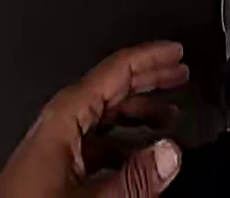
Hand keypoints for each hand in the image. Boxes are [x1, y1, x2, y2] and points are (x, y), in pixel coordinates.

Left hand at [0, 41, 189, 197]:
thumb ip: (136, 178)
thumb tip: (171, 151)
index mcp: (62, 118)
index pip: (116, 69)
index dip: (151, 57)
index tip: (177, 52)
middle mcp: (55, 126)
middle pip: (111, 87)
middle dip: (149, 80)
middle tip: (181, 74)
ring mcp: (50, 150)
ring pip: (102, 115)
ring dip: (138, 112)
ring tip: (169, 116)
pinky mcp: (48, 174)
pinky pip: (93, 142)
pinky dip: (122, 140)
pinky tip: (139, 155)